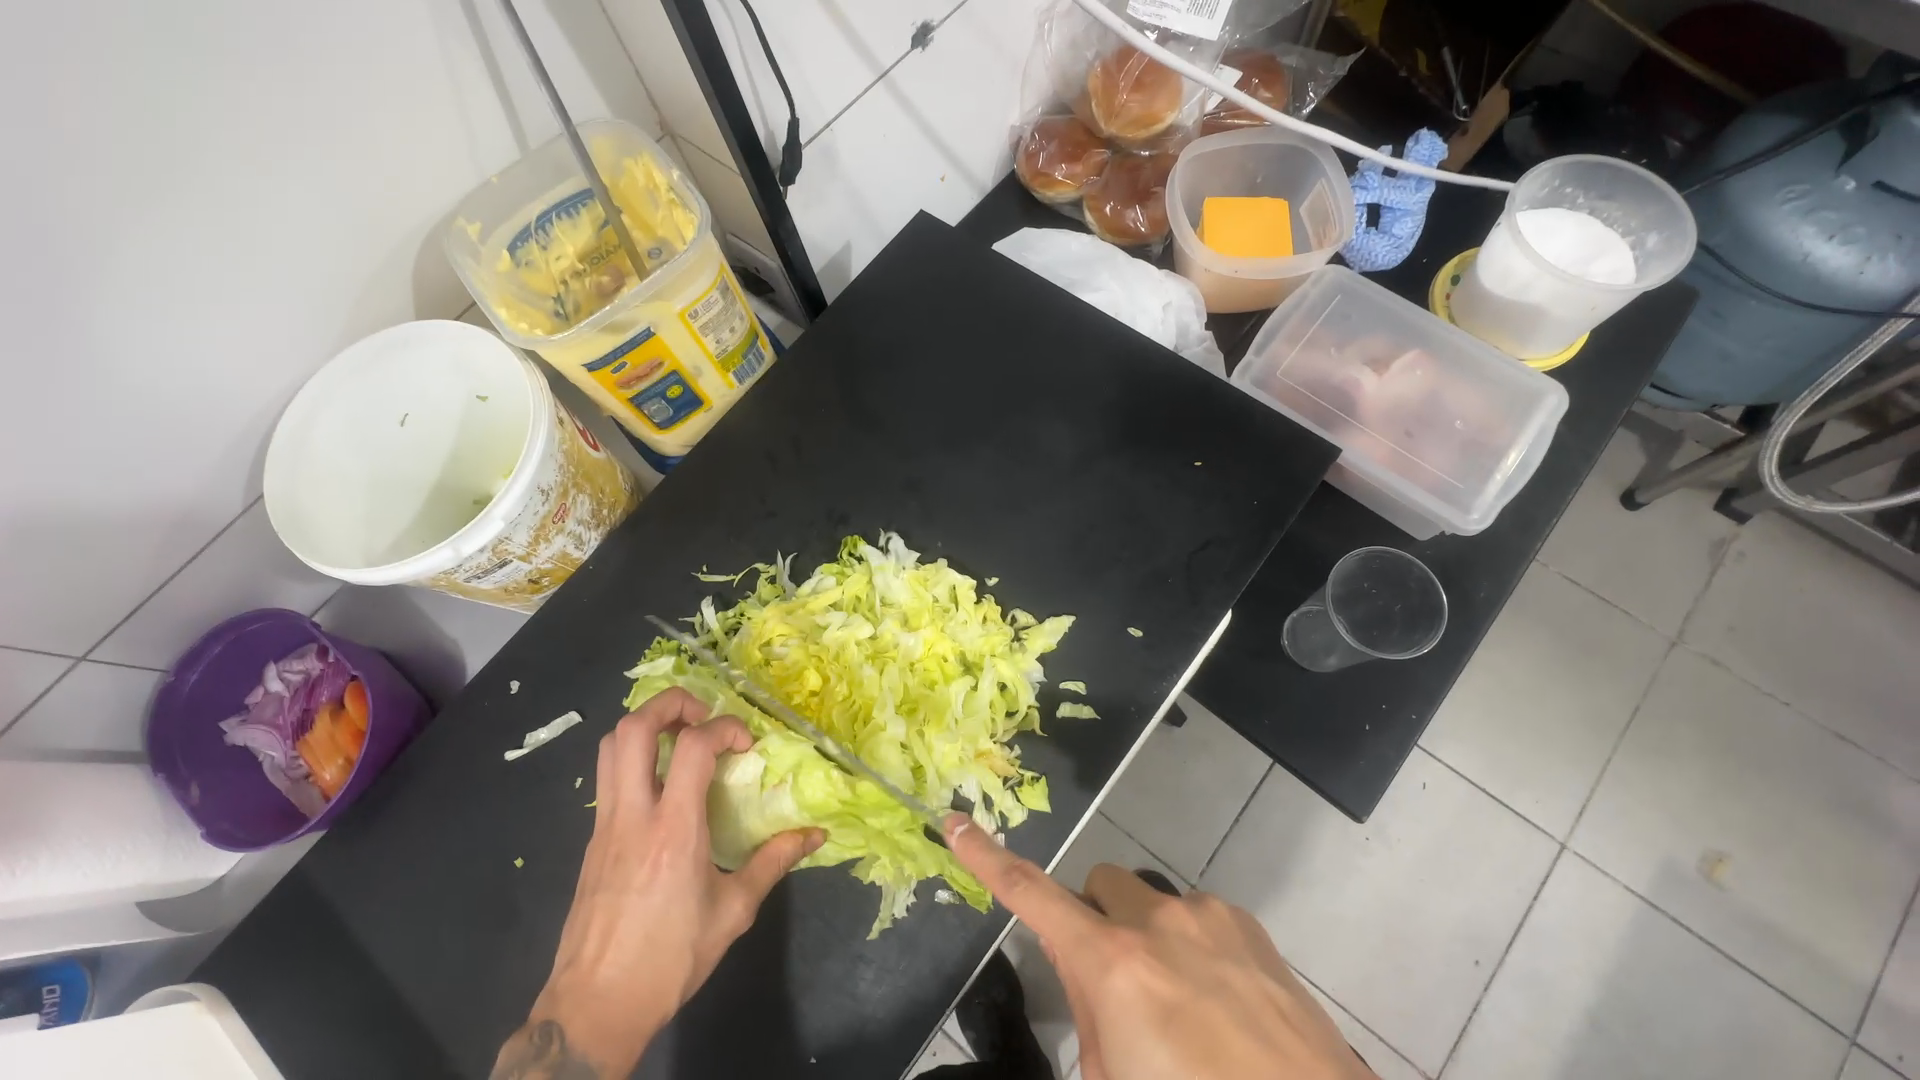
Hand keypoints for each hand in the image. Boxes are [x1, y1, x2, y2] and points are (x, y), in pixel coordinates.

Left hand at [491, 689, 824, 1078]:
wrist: (595, 1005)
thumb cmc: (671, 959)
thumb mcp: (734, 912)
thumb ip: (774, 863)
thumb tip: (815, 835)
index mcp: (675, 830)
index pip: (692, 747)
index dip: (724, 727)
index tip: (746, 743)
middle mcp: (634, 816)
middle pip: (634, 728)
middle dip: (670, 704)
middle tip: (703, 715)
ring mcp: (605, 826)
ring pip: (610, 746)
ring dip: (646, 725)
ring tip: (681, 737)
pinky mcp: (591, 841)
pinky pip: (608, 778)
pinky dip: (635, 759)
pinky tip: (664, 786)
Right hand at [944, 814, 1375, 1079]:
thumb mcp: (1113, 1077)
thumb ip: (1089, 1015)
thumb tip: (1086, 975)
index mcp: (1112, 964)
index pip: (1031, 895)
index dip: (987, 859)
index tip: (957, 824)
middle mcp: (1157, 922)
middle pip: (1098, 886)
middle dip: (1093, 921)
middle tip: (1113, 986)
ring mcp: (1209, 917)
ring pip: (1151, 905)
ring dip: (1147, 939)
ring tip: (1181, 1007)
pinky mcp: (1250, 927)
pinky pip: (1198, 918)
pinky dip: (1191, 946)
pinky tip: (1221, 1002)